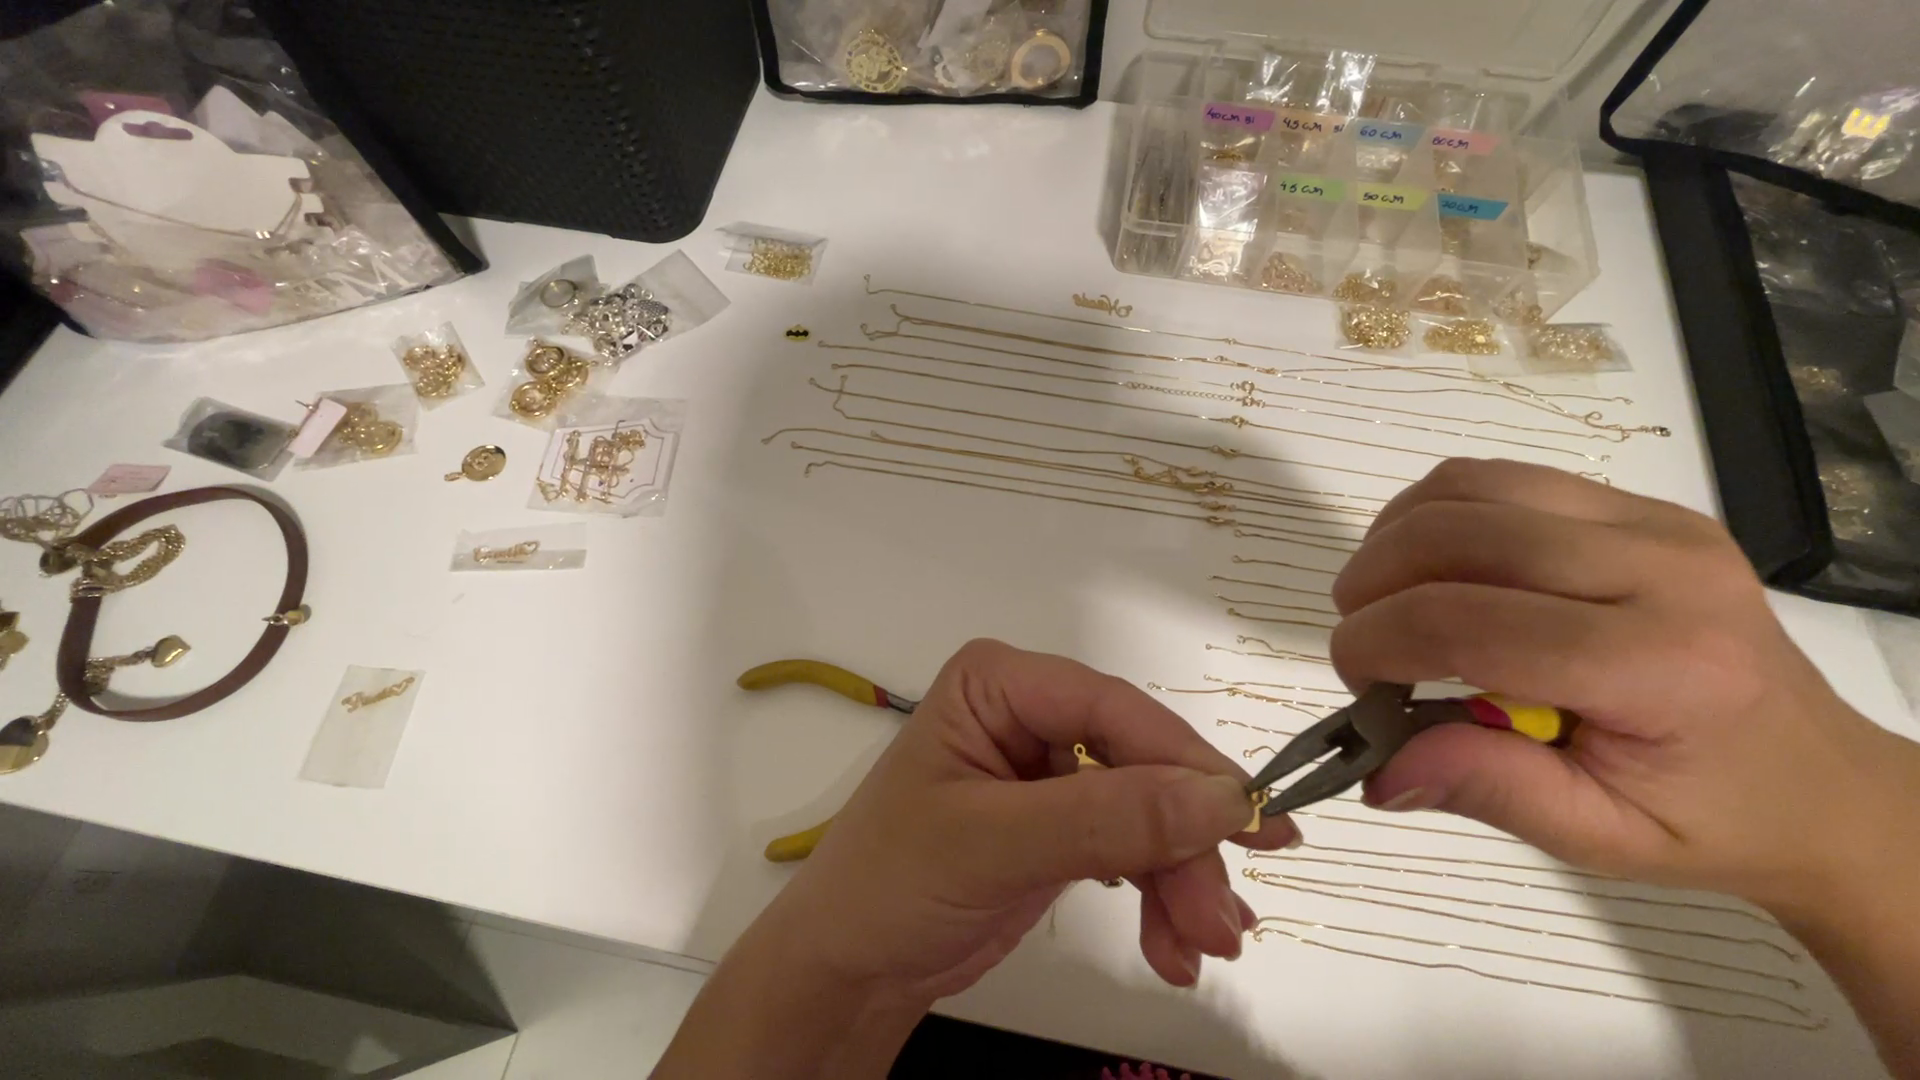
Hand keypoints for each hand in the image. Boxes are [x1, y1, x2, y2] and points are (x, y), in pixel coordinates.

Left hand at [770, 640, 1298, 1001]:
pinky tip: (1176, 944)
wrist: (849, 966)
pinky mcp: (1060, 824)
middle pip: (1137, 762)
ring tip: (1200, 948)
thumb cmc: (894, 882)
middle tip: (1221, 922)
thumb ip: (1106, 819)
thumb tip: (1220, 798)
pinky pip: (1130, 844)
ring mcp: (1048, 771)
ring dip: (1179, 879)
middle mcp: (1030, 714)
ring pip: (1145, 809)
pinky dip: (1160, 893)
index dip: (1181, 761)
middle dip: (1182, 843)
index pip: (1110, 707)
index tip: (1246, 820)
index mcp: (999, 684)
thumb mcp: (994, 845)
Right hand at [1328, 458, 1915, 911]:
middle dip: (1371, 584)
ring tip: (1383, 598)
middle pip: (1457, 535)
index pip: (1469, 623)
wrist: (1821, 777)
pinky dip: (1429, 514)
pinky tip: (1426, 566)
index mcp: (1665, 665)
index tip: (1354, 681)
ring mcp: (1651, 521)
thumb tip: (1376, 770)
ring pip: (1466, 488)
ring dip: (1392, 540)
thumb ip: (1486, 790)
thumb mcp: (1599, 836)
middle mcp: (1663, 568)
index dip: (1377, 643)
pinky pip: (1492, 478)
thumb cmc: (1710, 817)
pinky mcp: (1633, 503)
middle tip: (1359, 640)